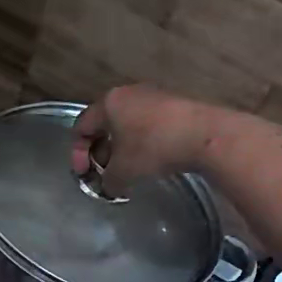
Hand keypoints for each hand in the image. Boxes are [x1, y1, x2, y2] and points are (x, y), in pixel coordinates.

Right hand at [70, 85, 221, 182]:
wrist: (203, 135)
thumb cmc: (152, 148)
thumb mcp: (122, 171)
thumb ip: (107, 180)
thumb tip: (108, 187)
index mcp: (108, 103)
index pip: (81, 127)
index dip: (77, 154)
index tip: (84, 176)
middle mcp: (127, 94)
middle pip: (104, 125)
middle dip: (100, 153)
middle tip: (104, 175)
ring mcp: (152, 97)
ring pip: (126, 126)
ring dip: (120, 151)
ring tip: (126, 173)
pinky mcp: (172, 106)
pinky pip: (146, 126)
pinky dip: (140, 145)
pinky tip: (148, 163)